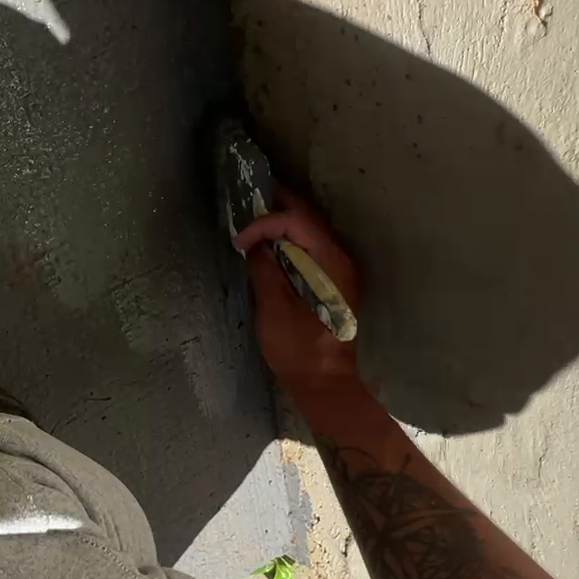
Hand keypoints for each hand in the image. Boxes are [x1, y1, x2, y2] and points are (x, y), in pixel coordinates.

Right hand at [233, 187, 367, 409]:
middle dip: (278, 206)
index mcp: (329, 263)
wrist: (324, 382)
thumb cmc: (298, 349)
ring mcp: (338, 272)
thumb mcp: (274, 310)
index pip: (296, 222)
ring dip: (283, 221)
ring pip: (311, 232)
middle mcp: (339, 260)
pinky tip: (270, 244)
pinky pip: (310, 249)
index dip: (264, 224)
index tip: (238, 242)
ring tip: (254, 216)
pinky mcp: (331, 284)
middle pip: (308, 219)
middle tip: (248, 196)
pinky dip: (289, 240)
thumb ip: (265, 271)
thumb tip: (254, 246)